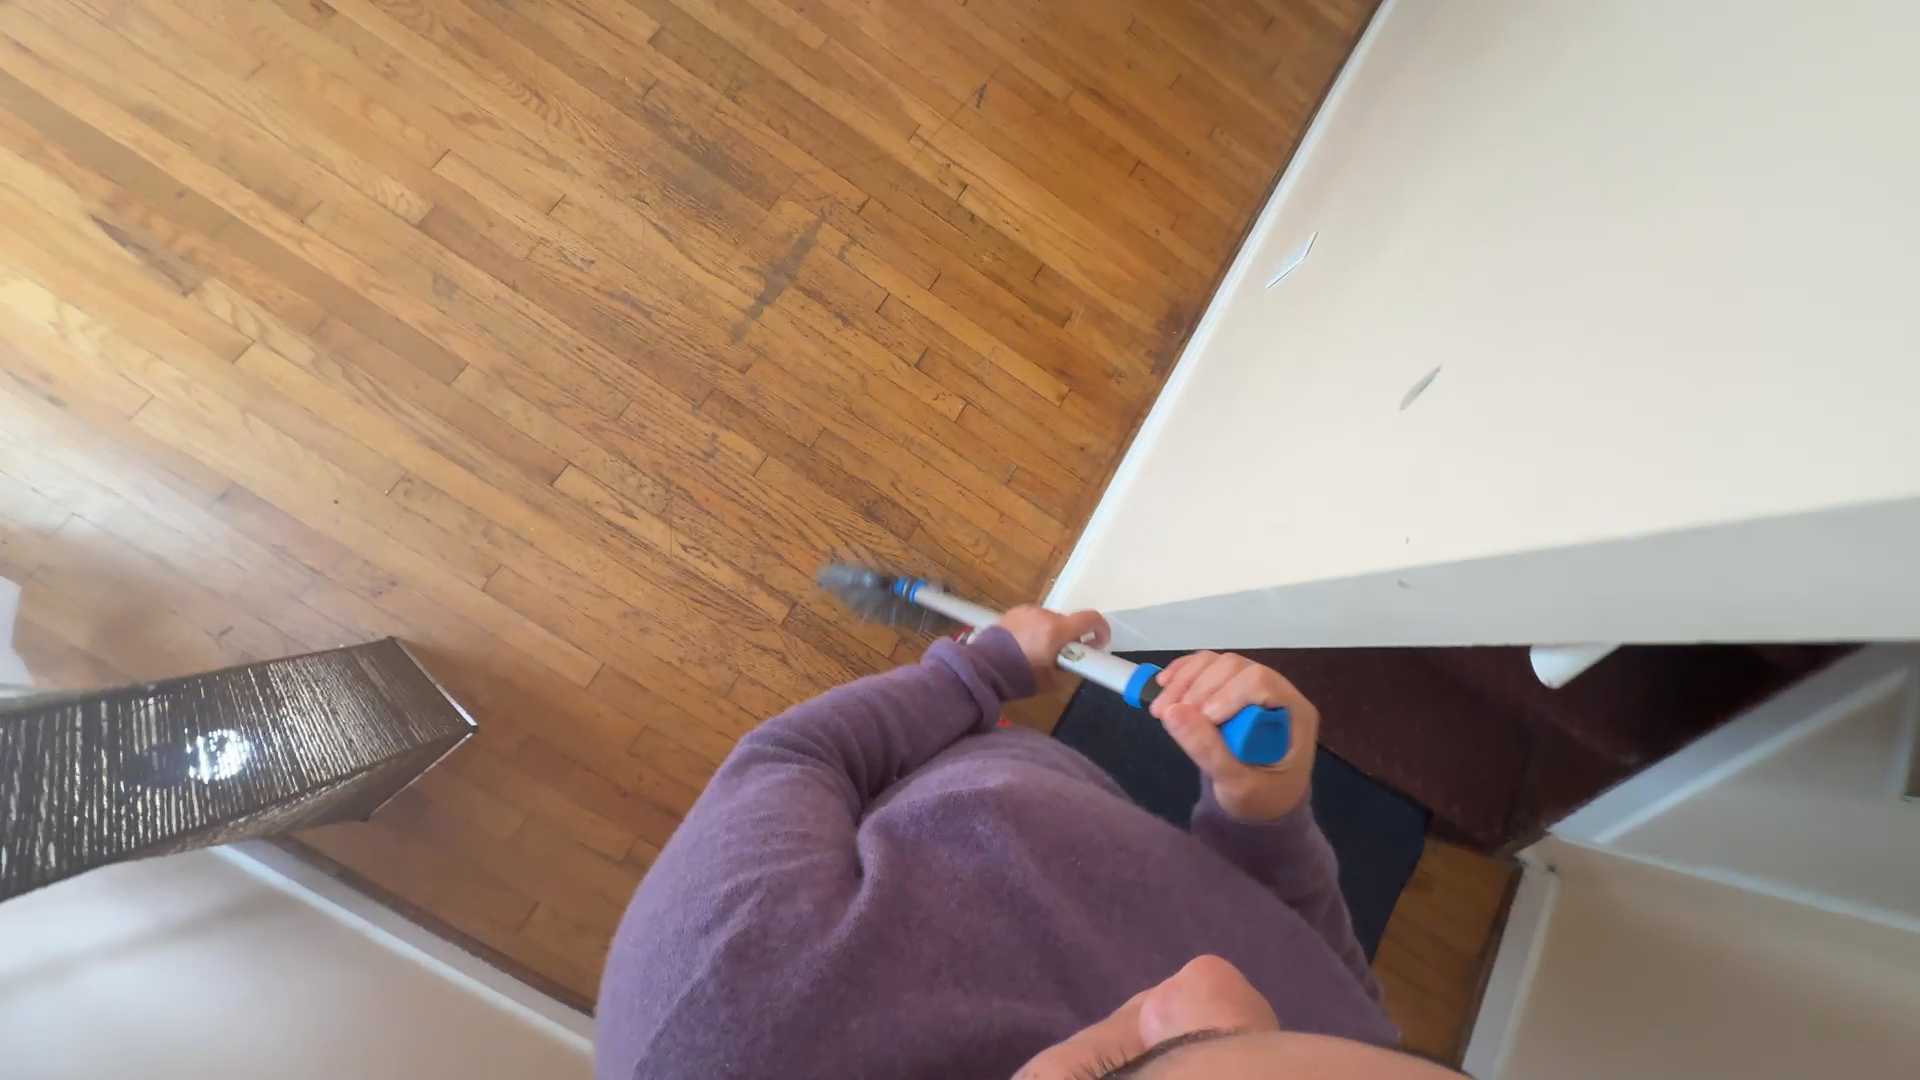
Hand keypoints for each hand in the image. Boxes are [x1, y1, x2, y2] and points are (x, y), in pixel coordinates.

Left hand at [996, 606, 1110, 689]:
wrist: (983, 668)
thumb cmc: (1020, 677)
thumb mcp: (1053, 680)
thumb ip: (1073, 667)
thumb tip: (1082, 658)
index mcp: (1056, 630)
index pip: (1091, 619)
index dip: (1101, 629)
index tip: (1099, 642)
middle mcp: (1044, 614)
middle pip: (1067, 622)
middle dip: (1069, 638)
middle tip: (1061, 657)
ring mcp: (1027, 611)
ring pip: (1049, 620)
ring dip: (1050, 632)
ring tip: (1037, 652)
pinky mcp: (1013, 612)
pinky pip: (1032, 619)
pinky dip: (1034, 629)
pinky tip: (1023, 645)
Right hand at [1148, 652, 1319, 821]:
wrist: (1261, 801)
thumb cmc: (1260, 797)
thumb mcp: (1238, 785)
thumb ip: (1209, 751)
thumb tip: (1172, 712)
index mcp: (1293, 712)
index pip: (1261, 682)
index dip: (1228, 693)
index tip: (1204, 719)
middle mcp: (1275, 690)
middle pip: (1234, 667)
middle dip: (1197, 687)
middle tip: (1168, 714)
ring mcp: (1250, 683)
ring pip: (1214, 662)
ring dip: (1182, 680)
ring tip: (1161, 709)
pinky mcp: (1228, 684)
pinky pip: (1203, 665)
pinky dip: (1180, 673)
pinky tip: (1163, 687)